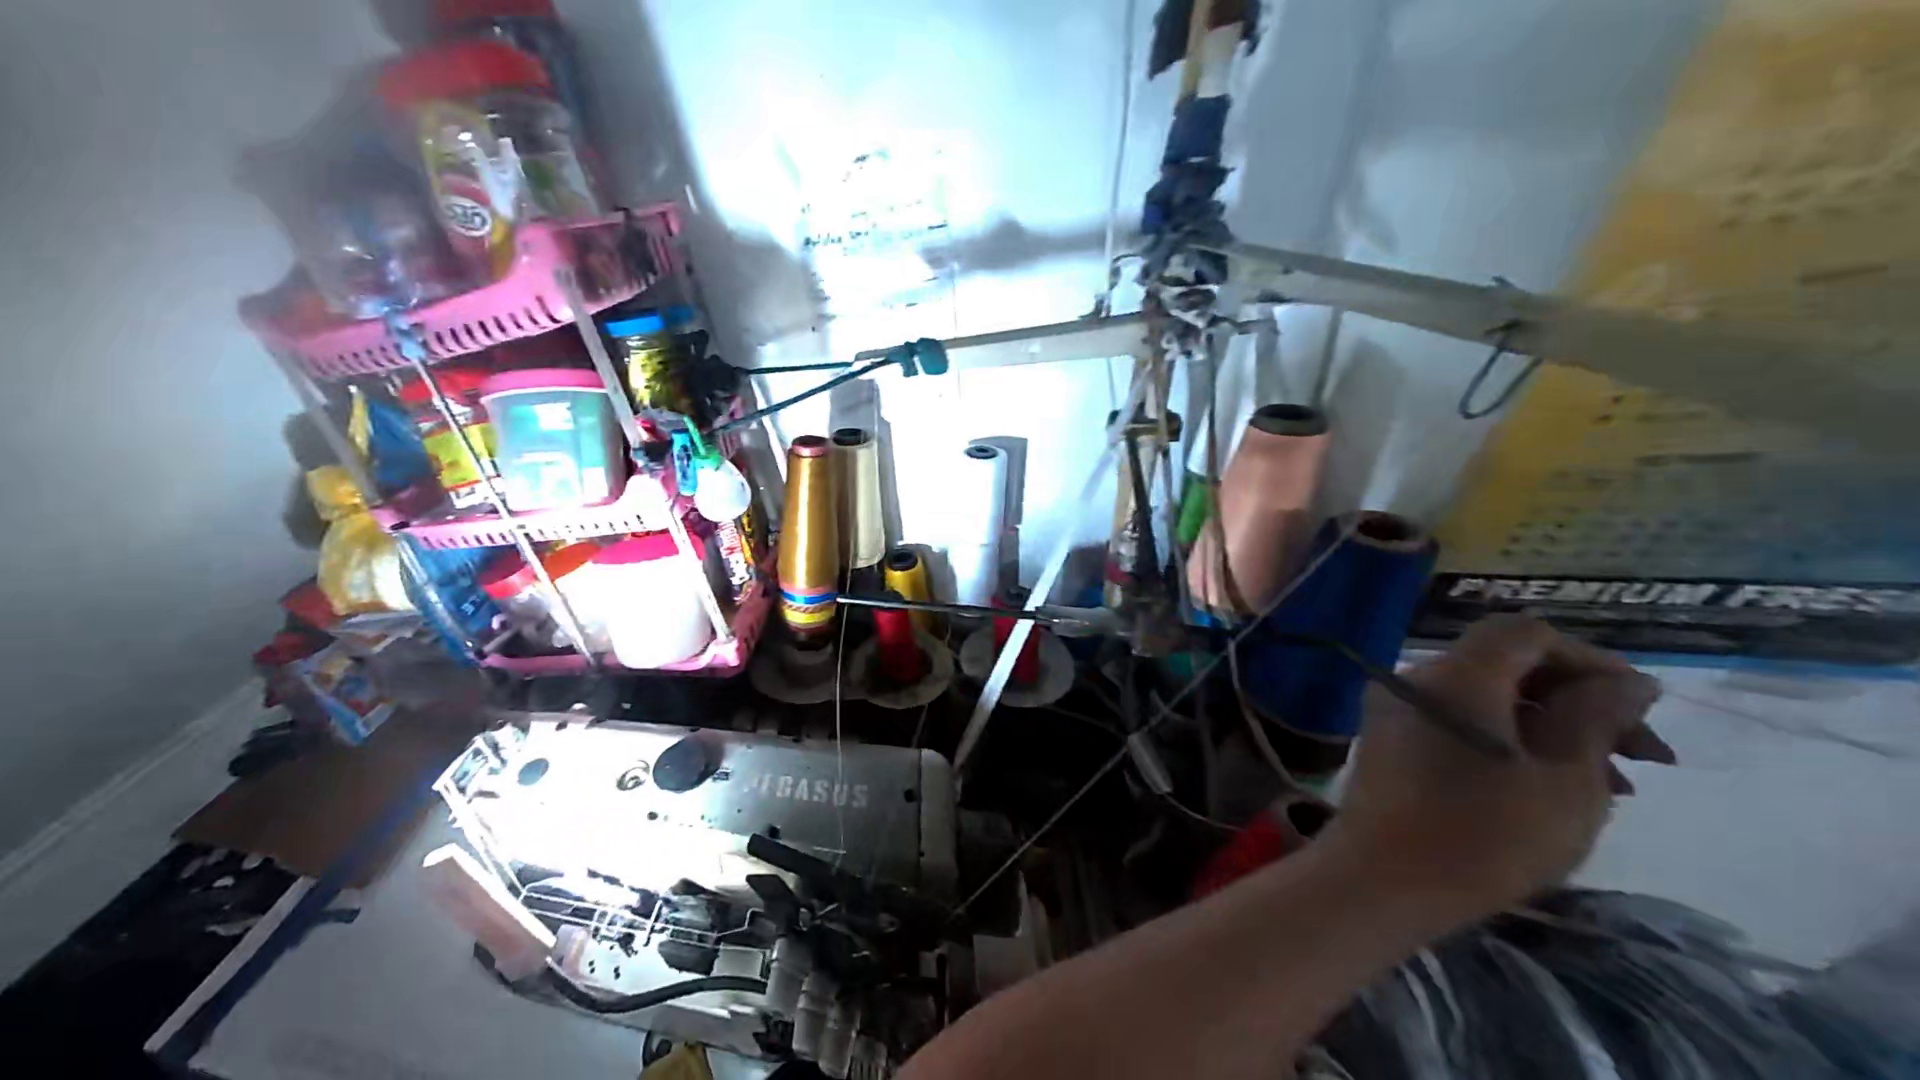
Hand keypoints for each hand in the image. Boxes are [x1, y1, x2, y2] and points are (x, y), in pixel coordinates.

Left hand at [1324, 615, 1673, 913]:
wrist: (1381, 878)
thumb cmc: (1484, 833)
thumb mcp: (1567, 779)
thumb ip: (1597, 717)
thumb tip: (1628, 681)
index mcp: (1455, 674)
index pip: (1526, 634)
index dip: (1590, 660)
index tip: (1640, 707)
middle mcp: (1416, 678)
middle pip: (1506, 665)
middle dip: (1579, 700)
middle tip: (1645, 757)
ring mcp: (1396, 709)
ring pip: (1485, 698)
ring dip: (1550, 727)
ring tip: (1613, 786)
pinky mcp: (1389, 739)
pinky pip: (1457, 721)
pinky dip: (1507, 740)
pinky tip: (1551, 787)